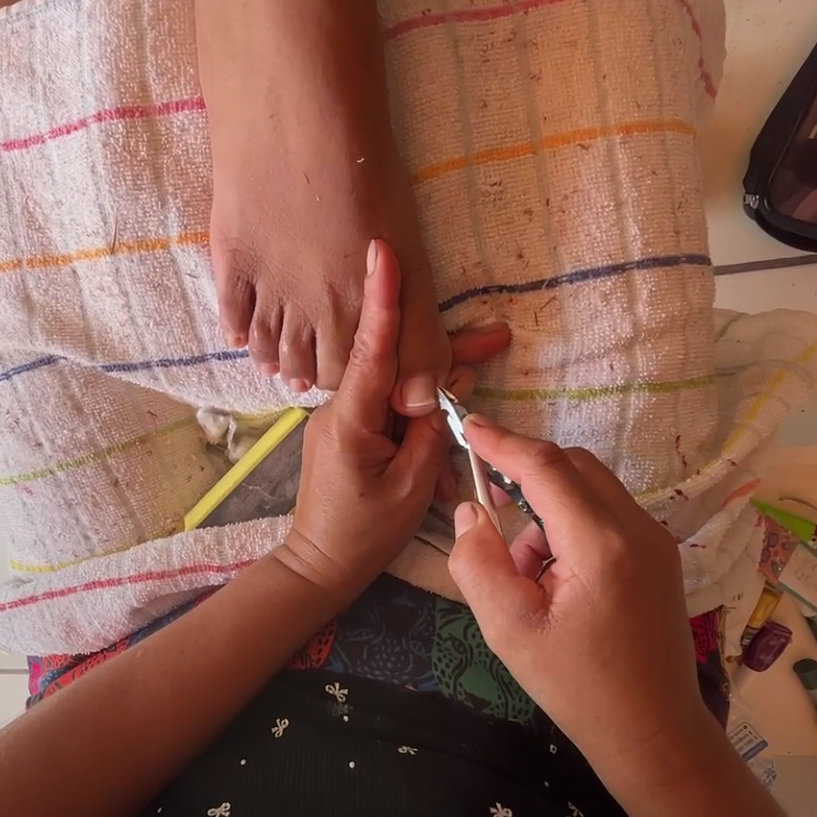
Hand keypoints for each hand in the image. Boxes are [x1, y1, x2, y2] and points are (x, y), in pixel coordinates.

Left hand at [274, 240, 508, 599]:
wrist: (320, 565)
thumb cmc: (363, 534)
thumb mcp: (410, 486)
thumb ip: (430, 432)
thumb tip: (444, 388)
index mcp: (349, 419)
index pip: (370, 349)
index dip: (381, 299)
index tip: (381, 251)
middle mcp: (339, 410)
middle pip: (394, 366)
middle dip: (446, 354)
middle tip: (496, 338)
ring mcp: (342, 420)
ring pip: (395, 391)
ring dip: (436, 398)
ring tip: (479, 390)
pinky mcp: (348, 433)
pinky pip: (387, 414)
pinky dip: (417, 423)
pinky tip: (443, 441)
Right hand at [447, 419, 703, 750]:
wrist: (651, 731)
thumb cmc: (575, 685)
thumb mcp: (507, 629)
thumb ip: (477, 562)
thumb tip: (471, 512)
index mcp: (600, 544)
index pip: (546, 467)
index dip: (503, 442)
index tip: (468, 427)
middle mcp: (636, 529)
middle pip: (574, 466)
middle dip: (525, 473)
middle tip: (486, 503)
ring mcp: (655, 540)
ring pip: (590, 488)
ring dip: (546, 507)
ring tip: (524, 573)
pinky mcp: (658, 555)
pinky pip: (605, 514)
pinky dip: (570, 524)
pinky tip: (553, 578)